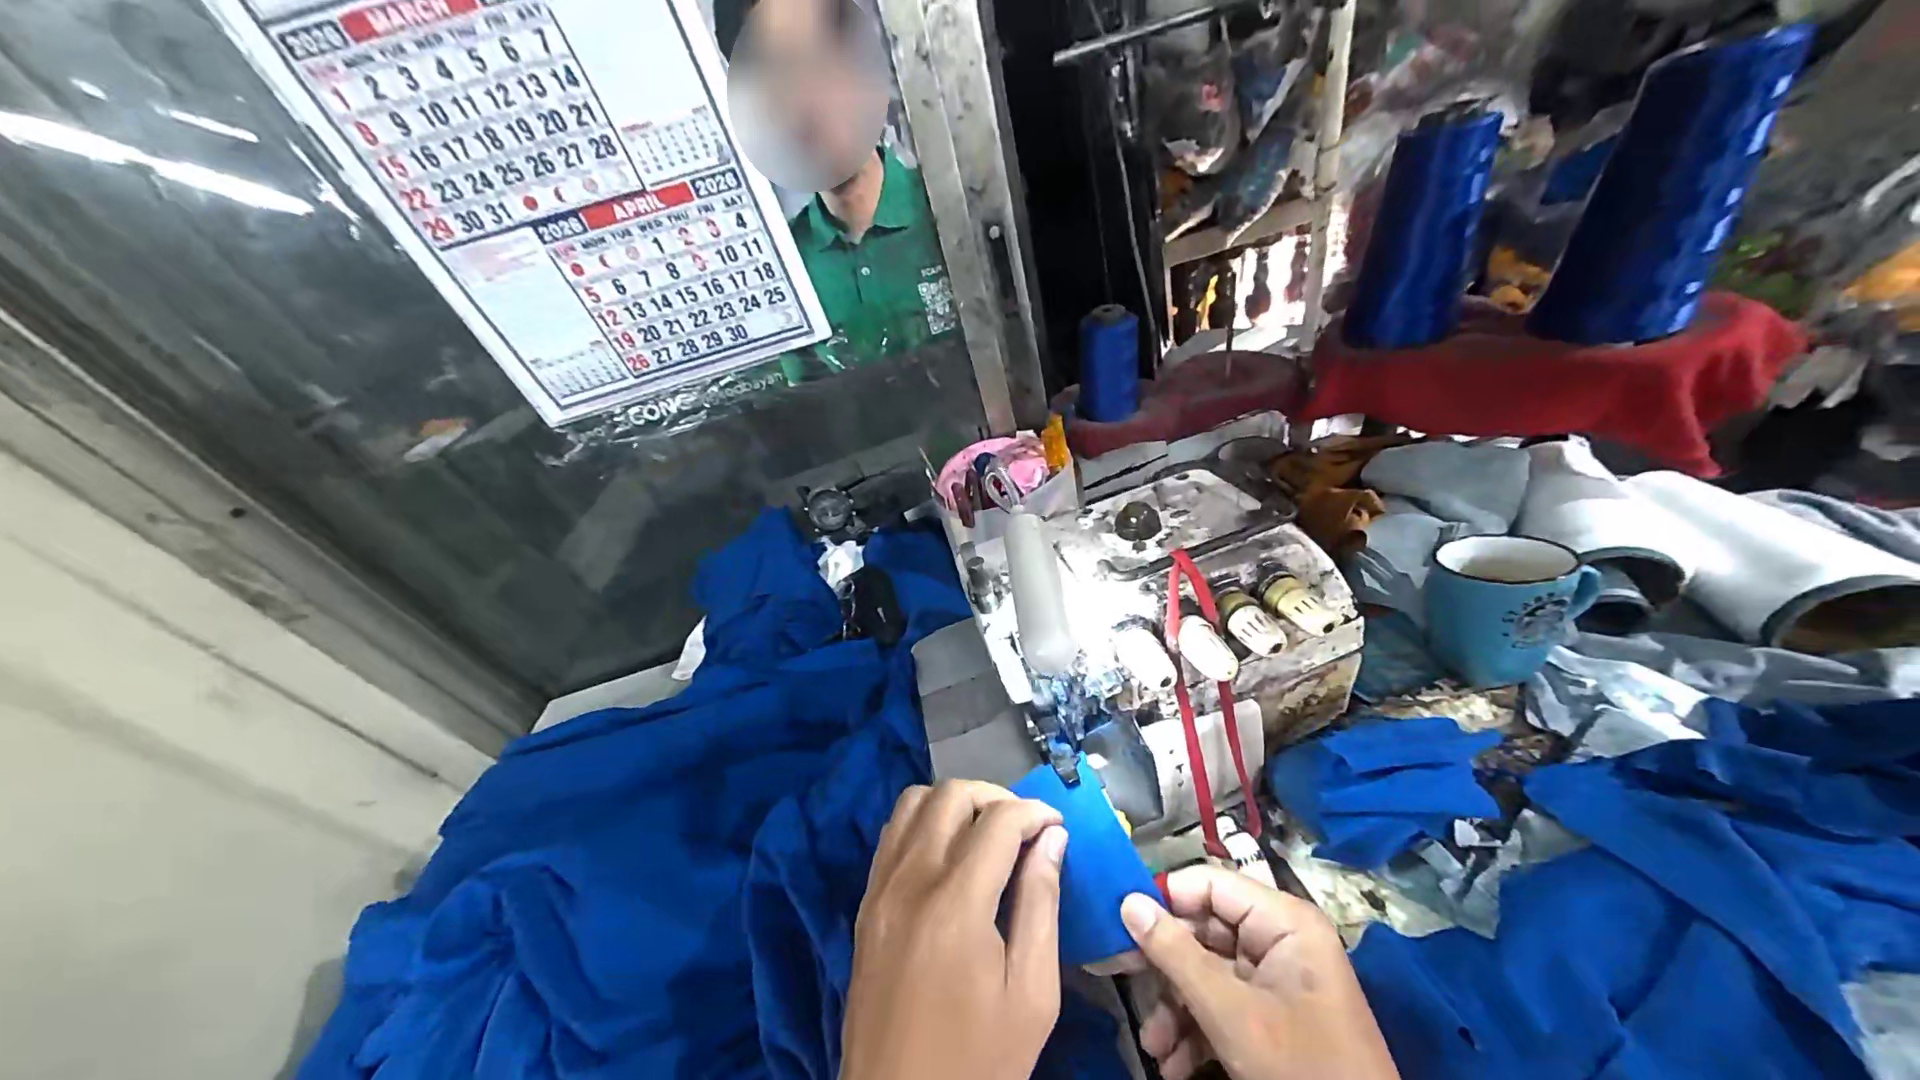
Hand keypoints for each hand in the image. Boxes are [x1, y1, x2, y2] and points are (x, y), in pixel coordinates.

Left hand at [841, 780, 1069, 1079]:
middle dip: (995, 796)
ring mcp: (879, 889)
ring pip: (913, 802)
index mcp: (955, 904)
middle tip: (1025, 827)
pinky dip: (924, 822)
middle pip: (950, 795)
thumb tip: (1052, 838)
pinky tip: (949, 853)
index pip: (998, 820)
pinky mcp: (864, 903)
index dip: (1035, 812)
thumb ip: (1041, 904)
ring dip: (955, 803)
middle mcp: (910, 881)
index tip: (1057, 826)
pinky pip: (892, 834)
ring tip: (987, 832)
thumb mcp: (1031, 995)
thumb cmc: (978, 1061)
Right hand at [1121, 866, 1399, 1079]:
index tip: (1123, 925)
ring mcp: (1275, 979)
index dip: (1165, 900)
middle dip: (1166, 969)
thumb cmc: (1301, 1069)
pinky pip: (1220, 1003)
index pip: (1209, 884)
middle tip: (1126, 982)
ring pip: (1205, 971)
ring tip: (1154, 1046)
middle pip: (1202, 929)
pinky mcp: (1270, 1016)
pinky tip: (1174, 1064)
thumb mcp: (1231, 1013)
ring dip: (1175, 1008)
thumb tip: (1127, 901)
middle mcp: (1278, 939)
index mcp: (1282, 921)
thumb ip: (1175, 953)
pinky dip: (1194, 1029)